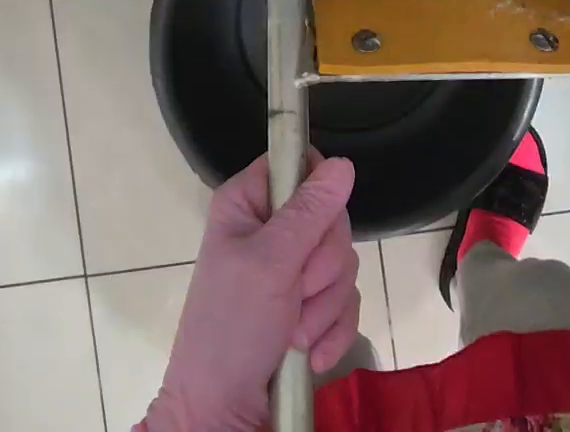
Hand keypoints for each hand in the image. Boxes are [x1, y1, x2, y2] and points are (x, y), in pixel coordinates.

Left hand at [139, 153, 359, 431]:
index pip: (299, 163)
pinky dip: (333, 329)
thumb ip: (309, 213)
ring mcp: (292, 268)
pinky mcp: (311, 304)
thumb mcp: (269, 264)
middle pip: (331, 215)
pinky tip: (309, 352)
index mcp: (249, 203)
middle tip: (296, 291)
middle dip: (322, 265)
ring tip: (294, 332)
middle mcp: (272, 228)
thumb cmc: (231, 330)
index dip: (318, 190)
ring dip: (325, 305)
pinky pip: (347, 299)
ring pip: (343, 260)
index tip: (316, 225)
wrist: (222, 413)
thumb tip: (343, 164)